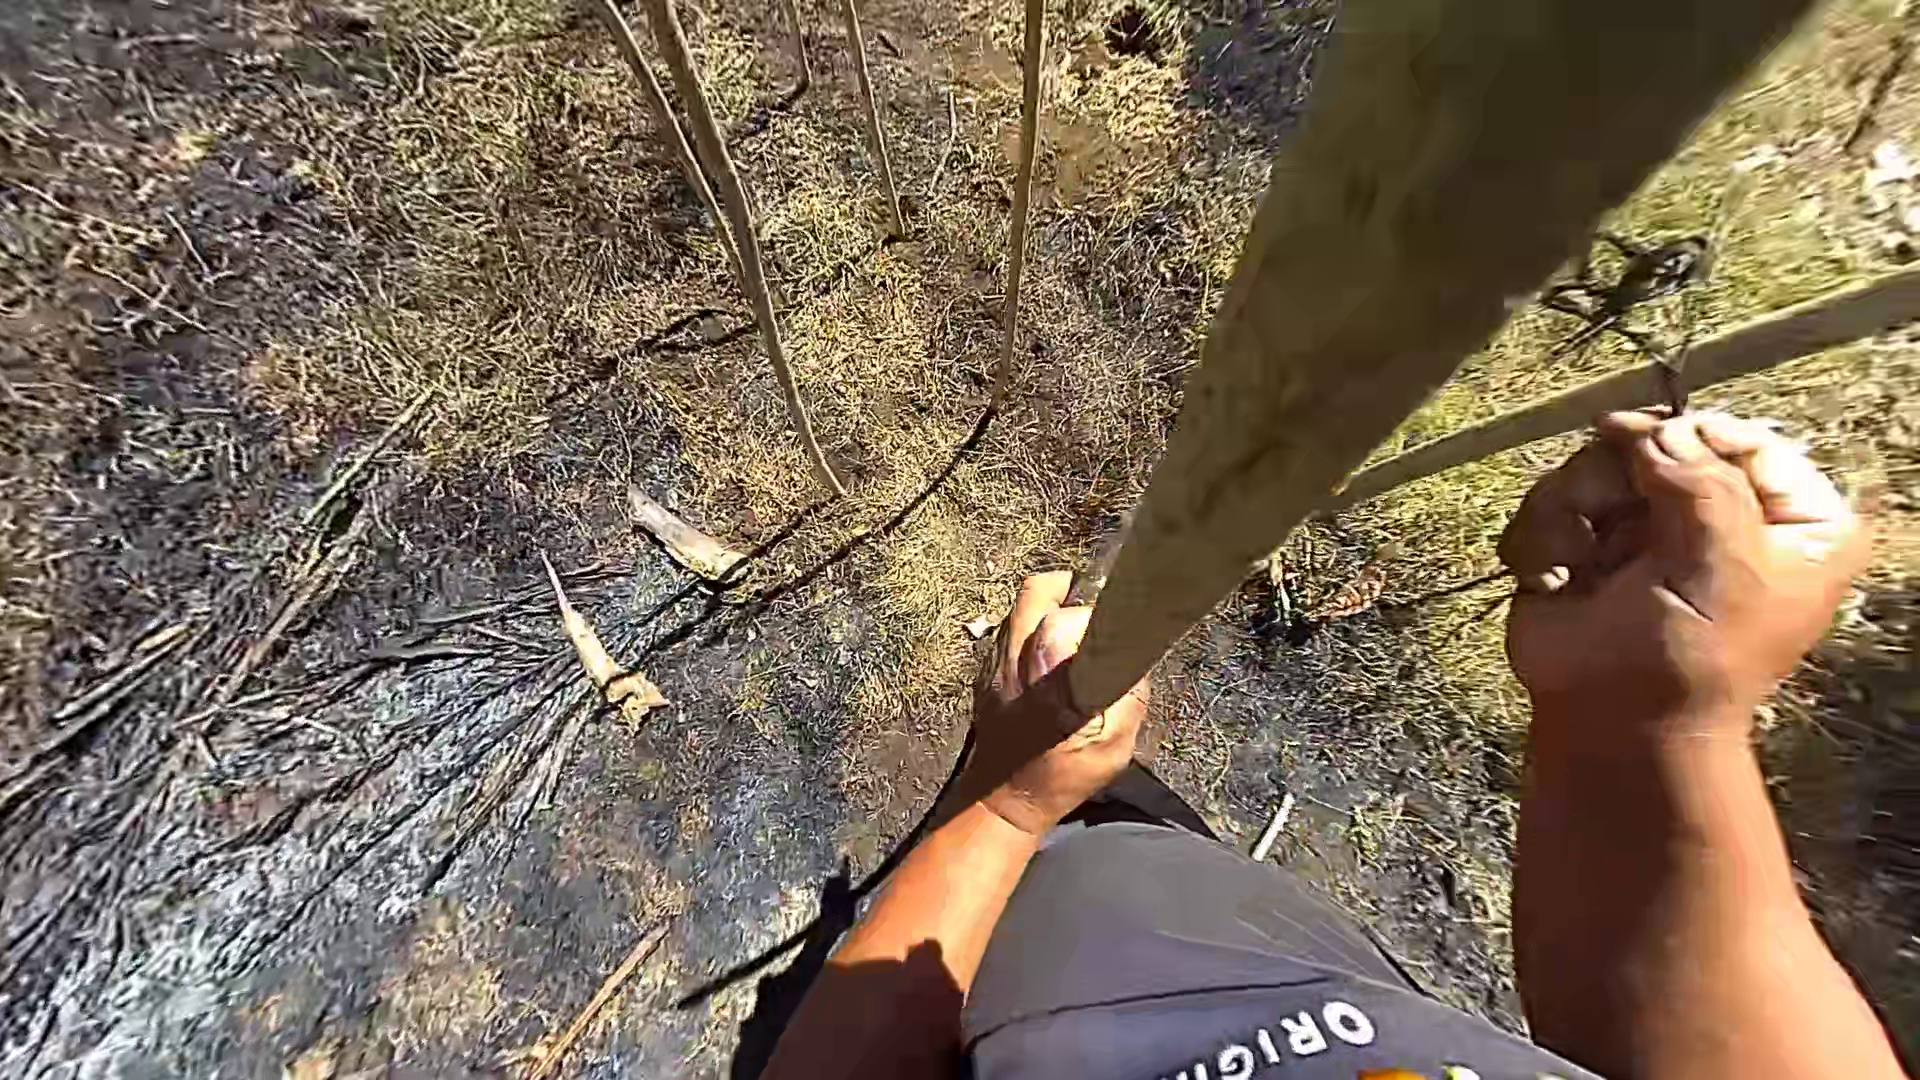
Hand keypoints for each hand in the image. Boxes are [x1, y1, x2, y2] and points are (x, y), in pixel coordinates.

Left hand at [962, 571, 1147, 835]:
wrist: (1003, 797)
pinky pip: (1007, 629)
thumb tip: (1130, 658)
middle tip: (1086, 606)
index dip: (1093, 611)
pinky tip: (1044, 655)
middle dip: (1066, 588)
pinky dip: (1027, 629)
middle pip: (1036, 592)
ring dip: (1044, 607)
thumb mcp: (1113, 746)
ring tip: (1067, 630)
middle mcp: (1016, 658)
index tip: (1109, 616)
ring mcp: (993, 661)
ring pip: (1018, 607)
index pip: (1068, 616)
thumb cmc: (1062, 774)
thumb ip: (1127, 696)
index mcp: (1051, 676)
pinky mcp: (982, 669)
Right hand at [1500, 410, 1865, 737]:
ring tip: (1567, 570)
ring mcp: (1628, 531)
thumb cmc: (1684, 652)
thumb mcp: (1720, 572)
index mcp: (1777, 518)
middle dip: (1600, 489)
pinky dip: (1535, 547)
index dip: (1681, 433)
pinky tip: (1549, 581)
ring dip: (1558, 525)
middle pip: (1636, 454)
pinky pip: (1535, 515)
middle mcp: (1700, 515)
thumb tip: (1653, 427)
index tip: (1621, 434)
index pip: (1739, 441)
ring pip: (1573, 481)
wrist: (1606, 711)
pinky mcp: (1568, 547)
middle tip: (1593, 528)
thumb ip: (1699, 491)